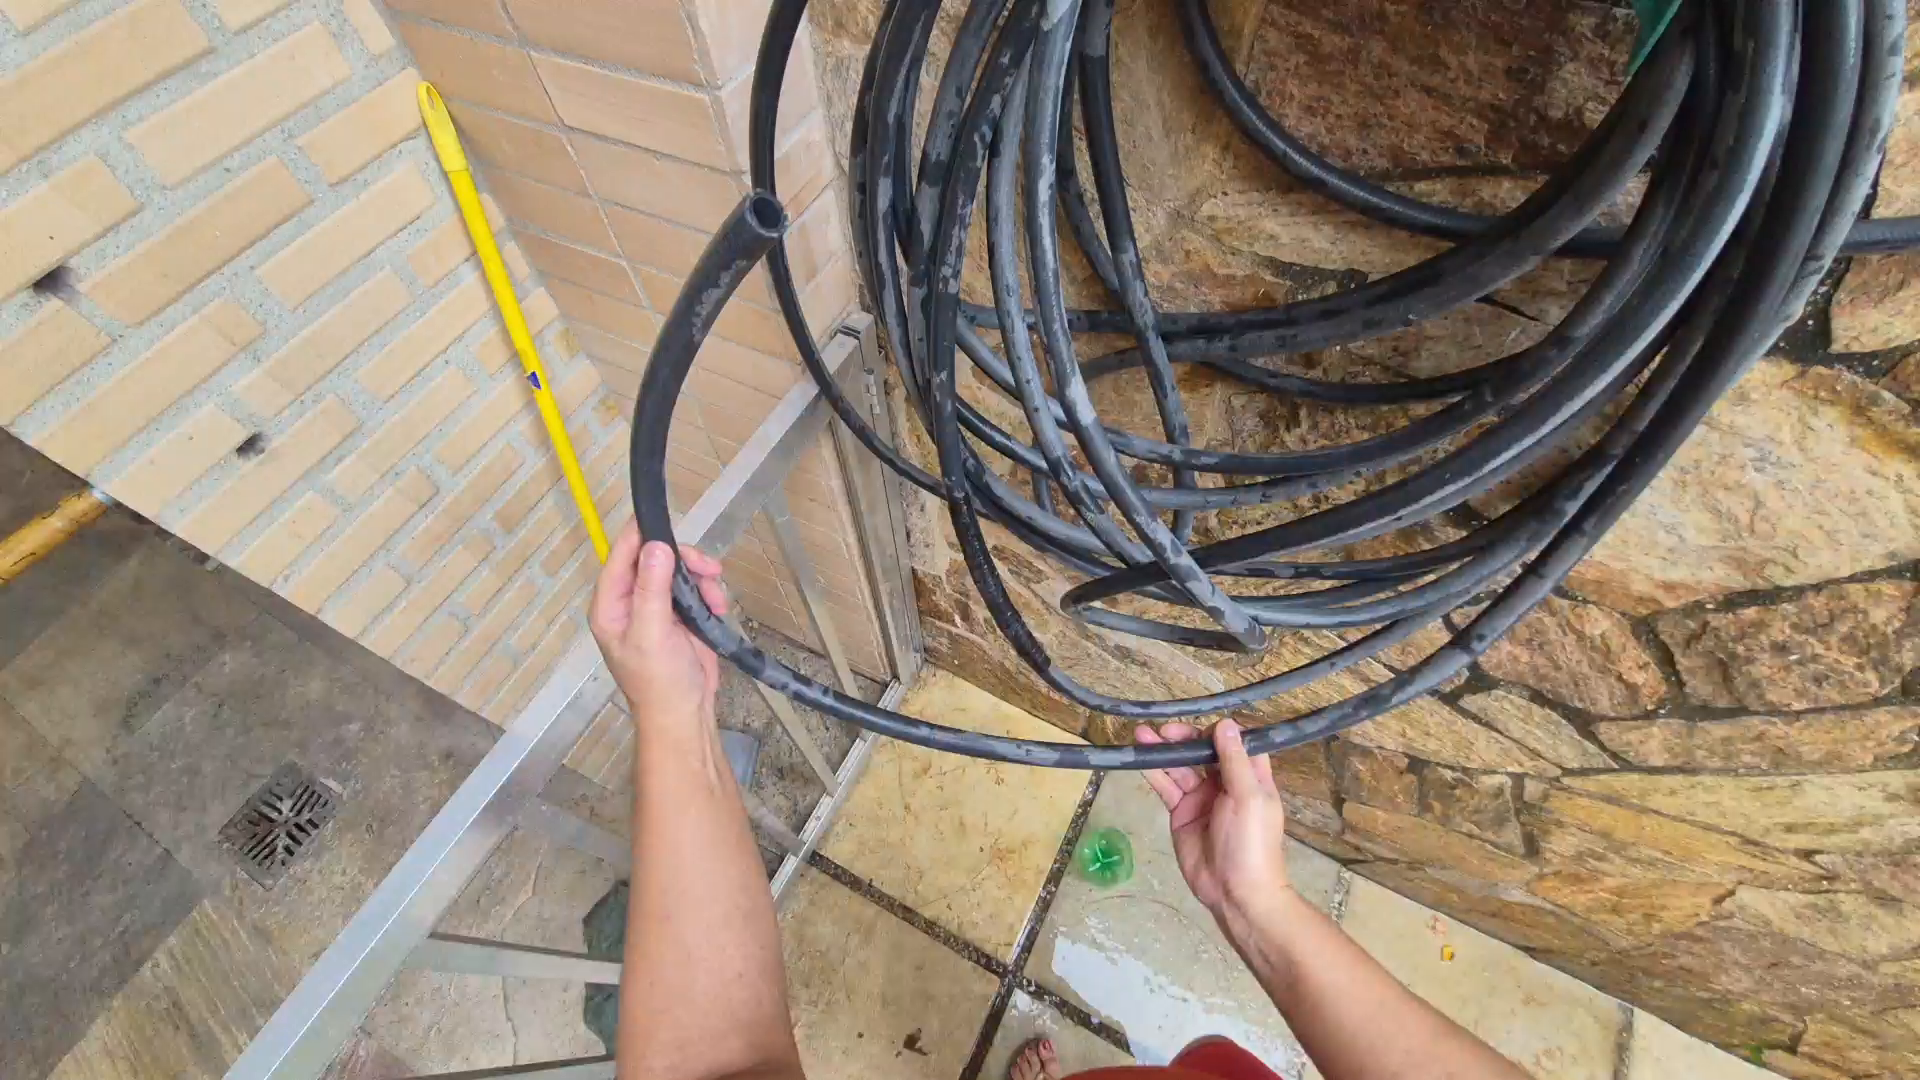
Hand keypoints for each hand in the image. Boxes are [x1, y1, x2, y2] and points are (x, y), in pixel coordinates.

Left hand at [589, 522, 729, 727]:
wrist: (685, 712)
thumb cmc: (659, 680)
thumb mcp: (652, 633)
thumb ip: (652, 589)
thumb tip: (656, 546)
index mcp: (612, 605)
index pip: (621, 558)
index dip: (640, 536)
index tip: (661, 517)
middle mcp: (631, 601)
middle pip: (655, 559)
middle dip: (684, 561)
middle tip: (709, 568)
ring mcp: (658, 608)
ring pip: (679, 571)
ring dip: (702, 578)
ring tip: (717, 598)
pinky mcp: (681, 615)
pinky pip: (695, 588)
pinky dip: (710, 592)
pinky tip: (718, 607)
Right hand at [1136, 719, 1292, 928]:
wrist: (1236, 894)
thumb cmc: (1252, 844)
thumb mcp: (1248, 798)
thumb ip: (1235, 761)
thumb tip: (1225, 723)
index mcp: (1249, 777)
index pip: (1234, 743)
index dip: (1217, 731)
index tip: (1200, 728)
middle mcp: (1224, 783)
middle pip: (1202, 751)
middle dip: (1183, 738)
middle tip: (1164, 732)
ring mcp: (1201, 798)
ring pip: (1180, 766)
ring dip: (1163, 750)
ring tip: (1142, 735)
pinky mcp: (1181, 812)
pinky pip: (1166, 786)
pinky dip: (1153, 771)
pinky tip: (1139, 757)